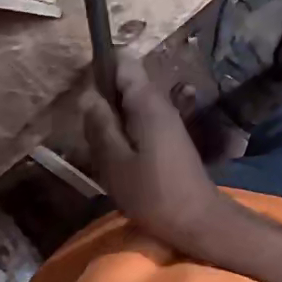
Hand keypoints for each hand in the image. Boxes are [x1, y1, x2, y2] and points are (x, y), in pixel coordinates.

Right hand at [80, 55, 240, 257]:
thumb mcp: (115, 162)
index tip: (83, 89)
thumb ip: (100, 125)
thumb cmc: (153, 193)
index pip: (123, 61)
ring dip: (113, 120)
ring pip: (131, 105)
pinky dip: (126, 134)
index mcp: (146, 101)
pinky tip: (117, 159)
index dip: (101, 67)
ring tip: (99, 147)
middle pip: (125, 84)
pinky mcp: (170, 138)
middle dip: (103, 99)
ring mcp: (167, 120)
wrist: (198, 221)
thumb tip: (88, 96)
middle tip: (87, 128)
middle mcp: (160, 103)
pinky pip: (141, 122)